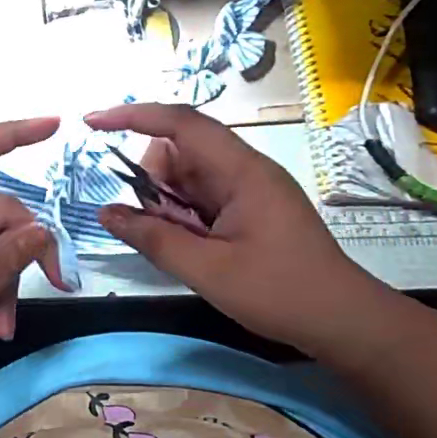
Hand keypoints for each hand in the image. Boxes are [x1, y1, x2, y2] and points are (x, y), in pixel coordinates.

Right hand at [85, 103, 379, 347]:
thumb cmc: (281, 293)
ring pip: (187, 178)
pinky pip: (202, 198)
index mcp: (241, 170)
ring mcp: (248, 189)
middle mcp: (244, 170)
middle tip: (155, 228)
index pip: (181, 123)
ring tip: (183, 247)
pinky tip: (191, 248)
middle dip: (153, 182)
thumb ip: (153, 239)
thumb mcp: (208, 270)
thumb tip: (105, 213)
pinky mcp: (249, 209)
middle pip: (180, 152)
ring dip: (168, 206)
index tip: (92, 123)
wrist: (344, 321)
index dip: (134, 116)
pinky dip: (184, 218)